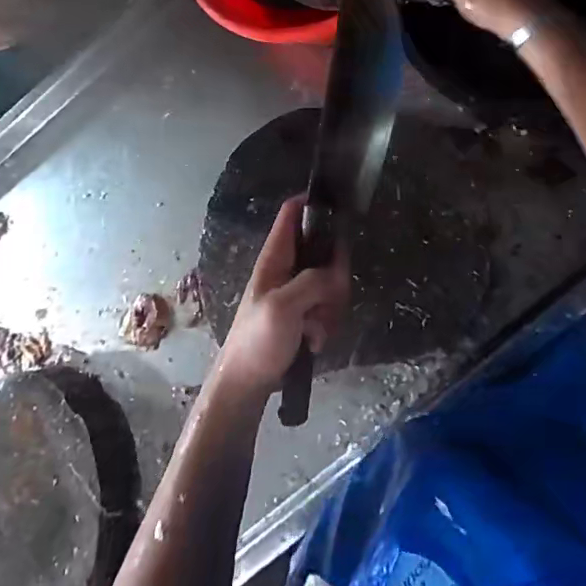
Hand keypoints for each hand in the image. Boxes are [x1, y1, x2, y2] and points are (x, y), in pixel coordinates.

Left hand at [213, 196, 351, 399]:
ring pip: (332, 284)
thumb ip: (312, 283)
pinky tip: (314, 342)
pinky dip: (326, 325)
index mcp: (275, 256)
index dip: (312, 203)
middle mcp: (286, 268)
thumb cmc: (257, 339)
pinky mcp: (304, 314)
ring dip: (330, 308)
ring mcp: (296, 292)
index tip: (339, 208)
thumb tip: (337, 271)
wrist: (247, 382)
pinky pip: (329, 308)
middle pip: (325, 252)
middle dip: (335, 279)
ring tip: (314, 330)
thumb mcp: (284, 307)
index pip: (292, 213)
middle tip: (328, 301)